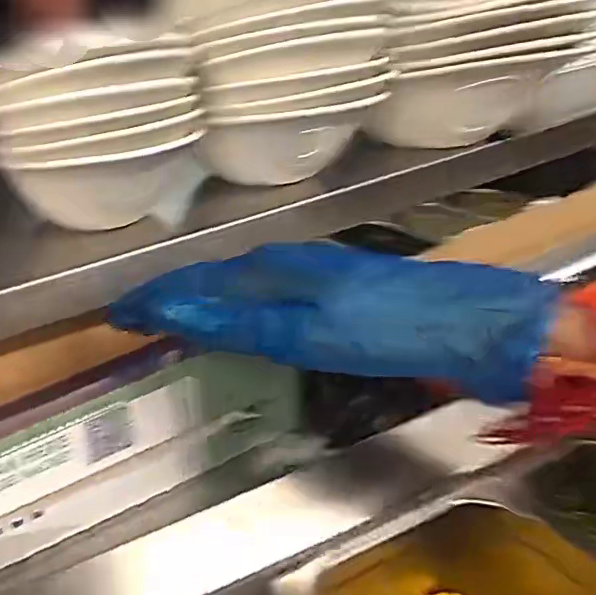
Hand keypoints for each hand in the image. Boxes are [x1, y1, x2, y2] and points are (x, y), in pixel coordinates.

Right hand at [107, 242, 562, 402]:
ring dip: (195, 297)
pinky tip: (231, 311)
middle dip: (167, 296)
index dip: (153, 300)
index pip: (195, 283)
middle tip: (131, 315)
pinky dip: (229, 301)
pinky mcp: (330, 283)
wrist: (479, 323)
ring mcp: (309, 269)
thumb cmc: (393, 332)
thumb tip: (176, 311)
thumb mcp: (311, 333)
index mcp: (273, 270)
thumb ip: (243, 322)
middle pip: (210, 278)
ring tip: (167, 313)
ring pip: (233, 281)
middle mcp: (284, 261)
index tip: (116, 315)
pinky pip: (259, 289)